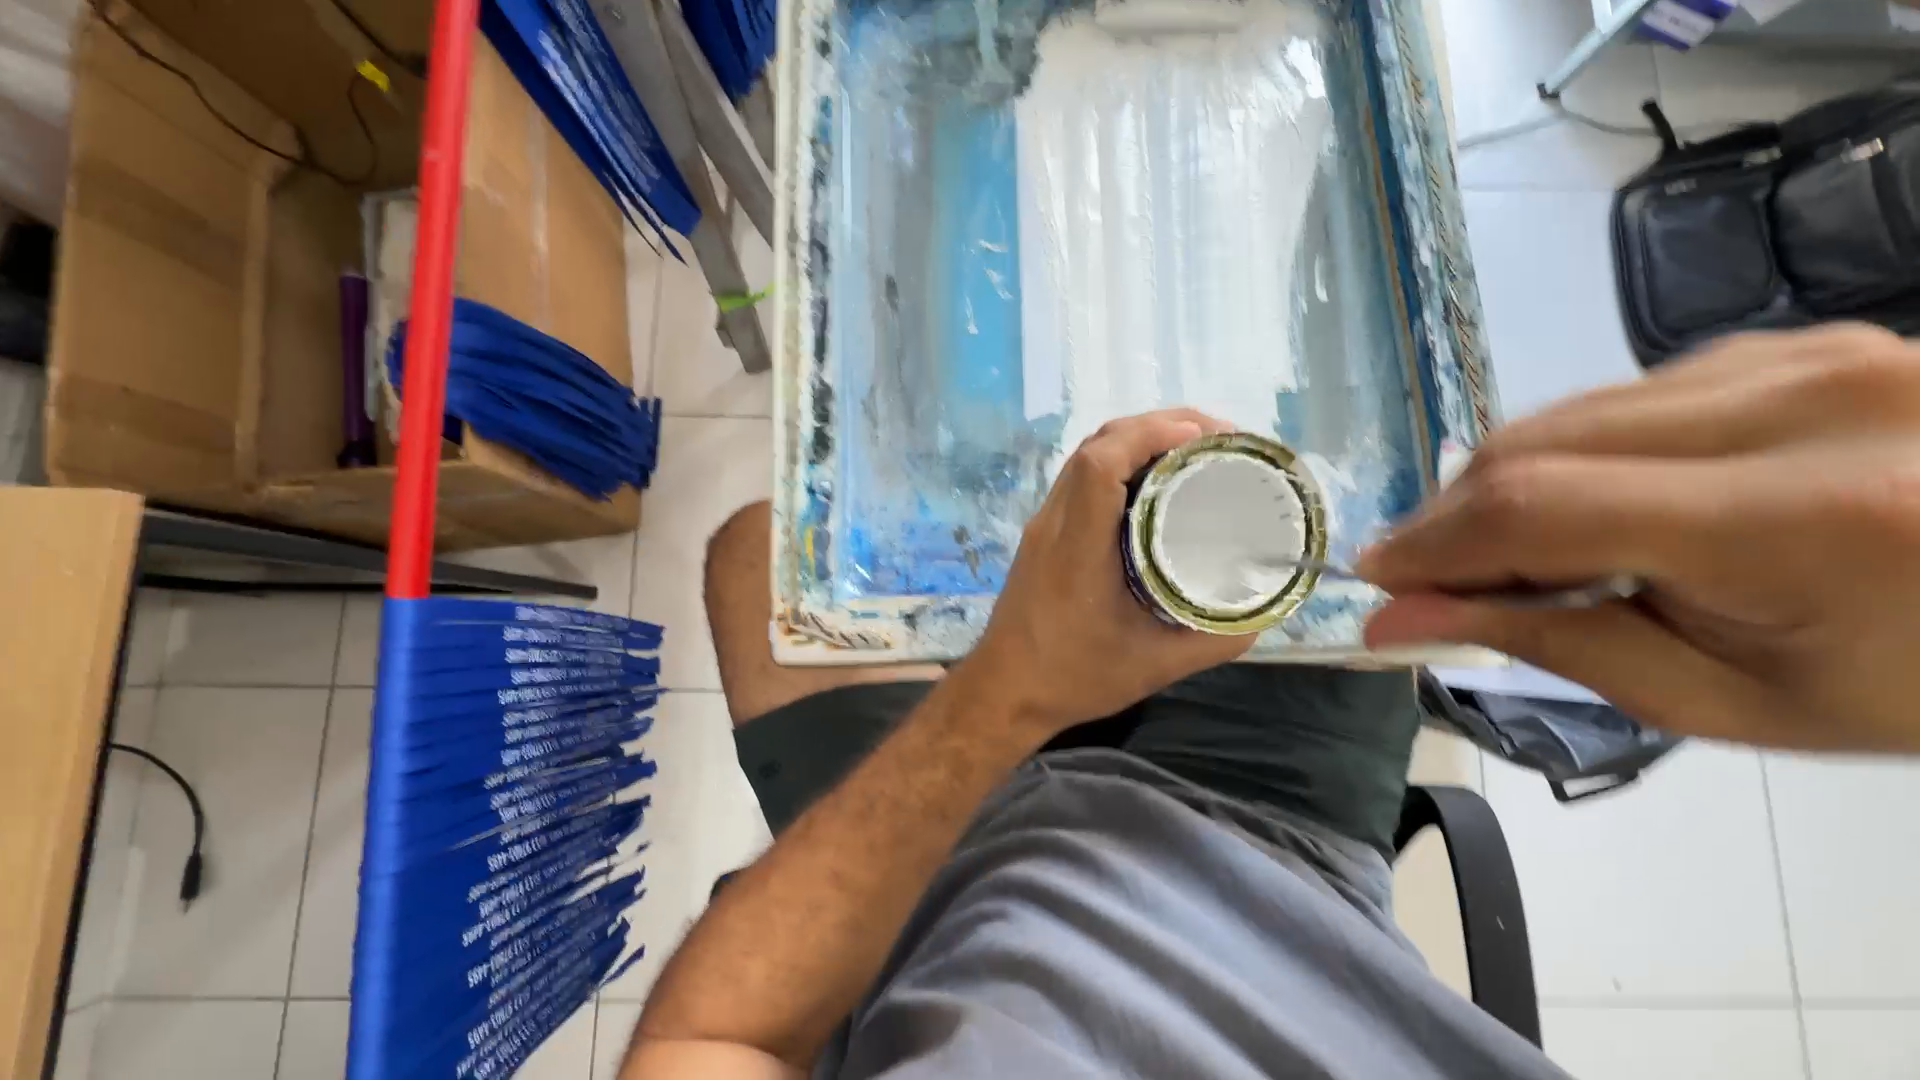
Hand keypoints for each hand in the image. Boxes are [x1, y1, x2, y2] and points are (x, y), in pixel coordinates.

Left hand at [961, 409, 1255, 736]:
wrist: (1004, 692)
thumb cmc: (1074, 678)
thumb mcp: (1155, 666)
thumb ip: (1214, 640)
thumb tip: (1263, 612)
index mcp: (1078, 547)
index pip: (1100, 464)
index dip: (1151, 434)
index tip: (1204, 437)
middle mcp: (1054, 524)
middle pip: (1097, 445)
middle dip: (1158, 426)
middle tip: (1216, 439)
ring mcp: (1044, 526)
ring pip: (1087, 457)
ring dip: (1138, 440)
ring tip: (1194, 451)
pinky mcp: (1044, 536)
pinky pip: (1081, 478)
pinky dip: (1120, 463)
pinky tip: (1155, 483)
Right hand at [1356, 323, 1919, 752]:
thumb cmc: (1914, 685)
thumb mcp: (1722, 697)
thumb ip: (1549, 642)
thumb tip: (1400, 618)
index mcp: (1808, 519)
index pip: (1543, 508)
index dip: (1434, 544)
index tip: (1376, 582)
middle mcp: (1804, 403)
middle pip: (1538, 445)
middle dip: (1452, 515)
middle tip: (1426, 575)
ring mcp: (1806, 354)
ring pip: (1567, 414)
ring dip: (1501, 485)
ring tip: (1502, 550)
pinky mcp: (1796, 342)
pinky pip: (1621, 398)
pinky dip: (1567, 454)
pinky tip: (1587, 504)